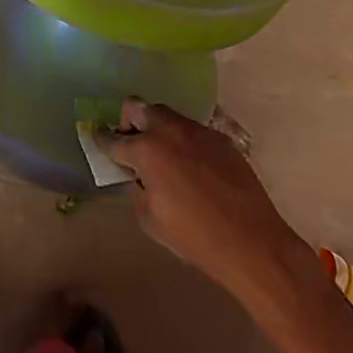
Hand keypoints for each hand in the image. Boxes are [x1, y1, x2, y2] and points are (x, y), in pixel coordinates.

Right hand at [105, 98, 306, 291]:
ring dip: (157, 129)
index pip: (113, 138)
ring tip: (164, 156)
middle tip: (133, 145)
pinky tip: (192, 167)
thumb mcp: (149, 218)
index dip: (102, 139)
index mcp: (146, 151)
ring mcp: (198, 132)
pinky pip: (192, 131)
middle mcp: (169, 132)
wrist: (254, 244)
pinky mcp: (221, 140)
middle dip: (129, 122)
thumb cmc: (195, 237)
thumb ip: (137, 188)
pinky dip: (183, 141)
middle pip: (138, 107)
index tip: (98, 138)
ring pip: (167, 115)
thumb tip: (139, 176)